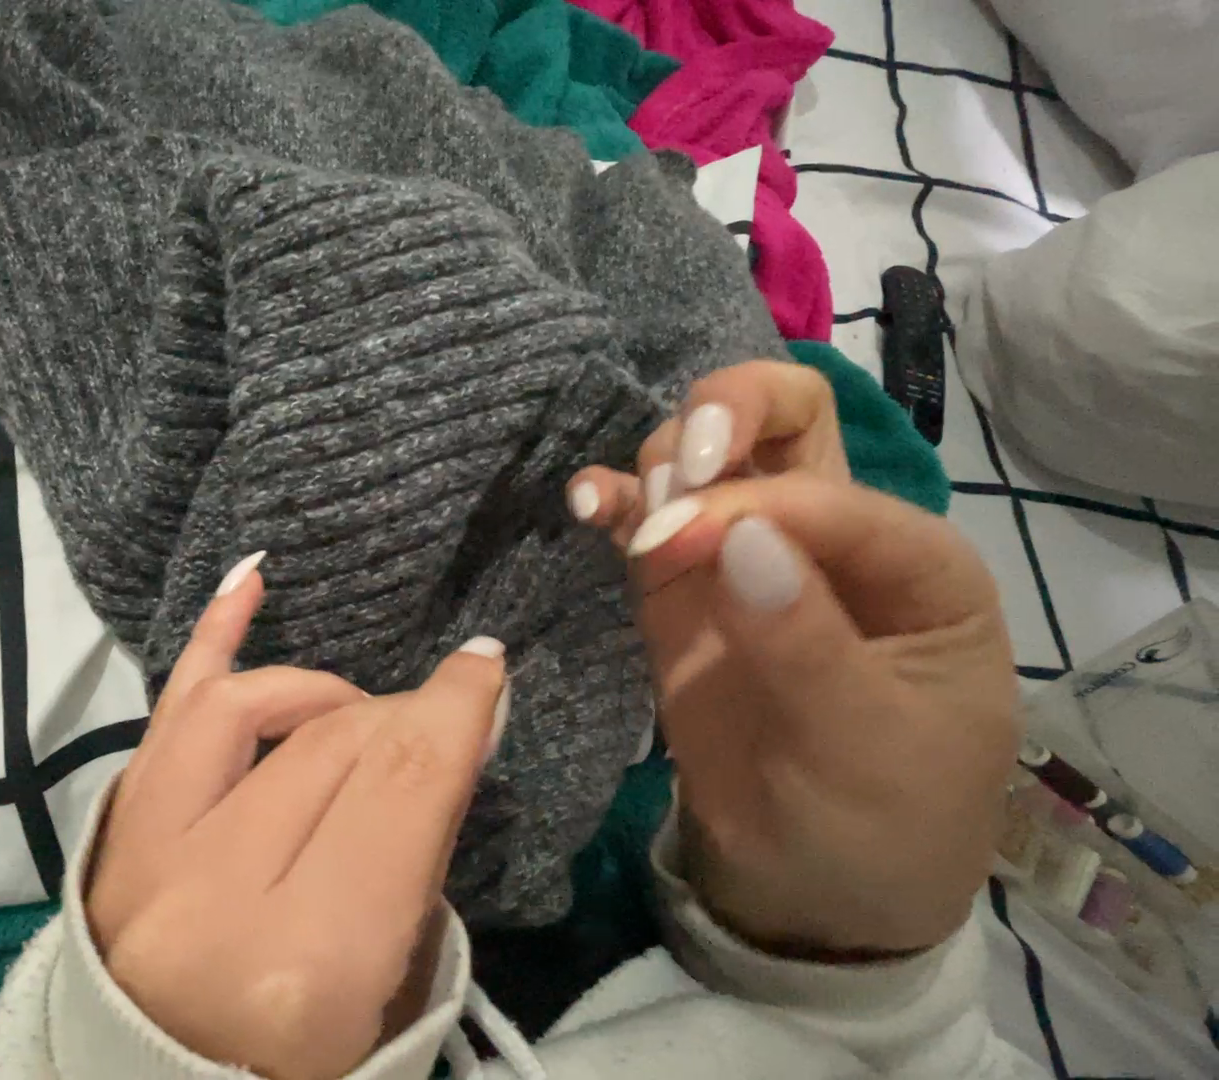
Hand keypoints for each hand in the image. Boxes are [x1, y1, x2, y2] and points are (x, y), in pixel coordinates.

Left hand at [86, 556, 507, 1079]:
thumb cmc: (295, 1067)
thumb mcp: (385, 993)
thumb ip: (413, 860)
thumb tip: (442, 738)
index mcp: (309, 957)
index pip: (398, 786)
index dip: (453, 712)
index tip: (483, 668)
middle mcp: (220, 890)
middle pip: (332, 742)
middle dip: (397, 717)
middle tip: (423, 726)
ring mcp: (149, 850)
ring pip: (248, 706)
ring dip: (318, 690)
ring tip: (349, 707)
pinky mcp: (117, 827)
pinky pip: (165, 708)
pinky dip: (211, 637)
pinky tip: (248, 580)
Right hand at [568, 361, 1017, 955]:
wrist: (797, 881)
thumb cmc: (872, 817)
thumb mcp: (864, 744)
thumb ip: (804, 638)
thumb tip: (740, 533)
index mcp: (912, 566)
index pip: (834, 492)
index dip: (757, 499)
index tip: (681, 545)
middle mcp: (823, 537)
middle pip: (782, 420)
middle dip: (726, 415)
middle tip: (680, 467)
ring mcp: (738, 555)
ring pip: (700, 455)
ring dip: (661, 461)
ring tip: (629, 518)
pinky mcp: (674, 585)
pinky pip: (641, 517)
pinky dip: (612, 496)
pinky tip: (587, 503)